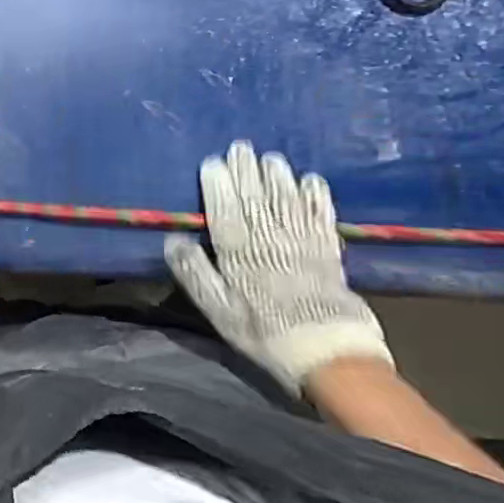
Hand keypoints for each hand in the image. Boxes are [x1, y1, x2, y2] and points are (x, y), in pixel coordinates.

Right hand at [164, 141, 392, 393]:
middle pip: (257, 199)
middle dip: (247, 172)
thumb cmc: (262, 332)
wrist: (328, 355)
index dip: (217, 185)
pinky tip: (312, 181)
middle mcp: (271, 242)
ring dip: (279, 177)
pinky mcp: (330, 254)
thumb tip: (173, 239)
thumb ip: (195, 272)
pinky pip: (321, 217)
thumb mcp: (217, 310)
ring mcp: (304, 245)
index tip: (211, 162)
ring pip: (289, 202)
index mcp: (240, 254)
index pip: (225, 210)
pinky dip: (316, 197)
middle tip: (241, 147)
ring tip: (271, 157)